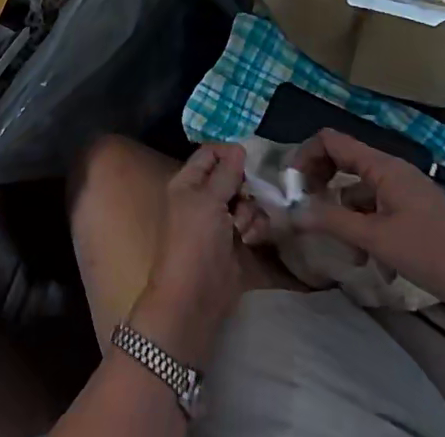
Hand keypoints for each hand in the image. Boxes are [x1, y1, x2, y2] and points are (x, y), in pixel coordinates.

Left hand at [130, 143, 253, 367]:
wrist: (195, 297)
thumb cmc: (195, 241)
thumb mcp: (208, 200)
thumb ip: (225, 173)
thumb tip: (238, 147)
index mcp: (188, 182)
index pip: (210, 154)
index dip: (229, 153)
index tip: (249, 161)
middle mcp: (203, 197)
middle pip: (233, 176)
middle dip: (245, 186)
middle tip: (245, 197)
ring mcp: (220, 220)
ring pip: (246, 200)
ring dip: (250, 211)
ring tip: (242, 228)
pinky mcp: (236, 241)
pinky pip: (253, 223)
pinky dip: (255, 228)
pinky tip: (251, 240)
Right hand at [291, 128, 444, 311]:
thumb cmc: (433, 252)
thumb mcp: (375, 238)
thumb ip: (330, 221)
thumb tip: (290, 211)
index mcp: (382, 165)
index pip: (330, 140)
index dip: (305, 156)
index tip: (291, 187)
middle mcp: (391, 170)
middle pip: (341, 162)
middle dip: (320, 186)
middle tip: (307, 213)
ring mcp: (404, 192)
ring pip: (358, 192)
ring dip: (343, 216)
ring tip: (346, 252)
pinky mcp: (414, 213)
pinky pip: (376, 210)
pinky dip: (365, 229)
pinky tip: (372, 264)